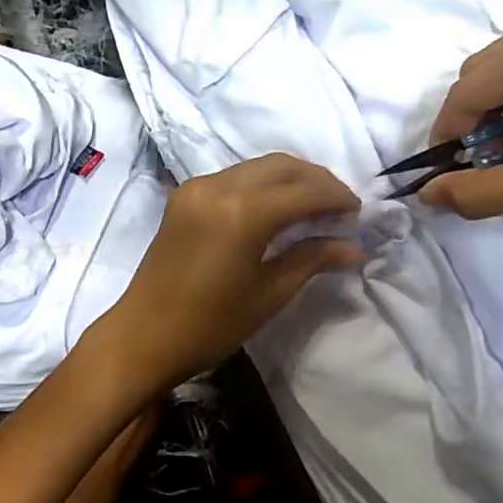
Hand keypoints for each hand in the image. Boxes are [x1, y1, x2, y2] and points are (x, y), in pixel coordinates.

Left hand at [89, 153, 362, 388]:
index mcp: (242, 212)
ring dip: (289, 179)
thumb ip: (312, 259)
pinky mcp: (183, 196)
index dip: (336, 198)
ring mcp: (195, 188)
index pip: (304, 191)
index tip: (359, 213)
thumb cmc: (211, 325)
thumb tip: (353, 247)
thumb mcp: (269, 294)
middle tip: (340, 206)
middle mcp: (217, 186)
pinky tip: (277, 207)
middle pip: (281, 166)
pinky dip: (261, 185)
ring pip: (256, 167)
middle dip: (316, 180)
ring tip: (314, 206)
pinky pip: (233, 177)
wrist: (144, 336)